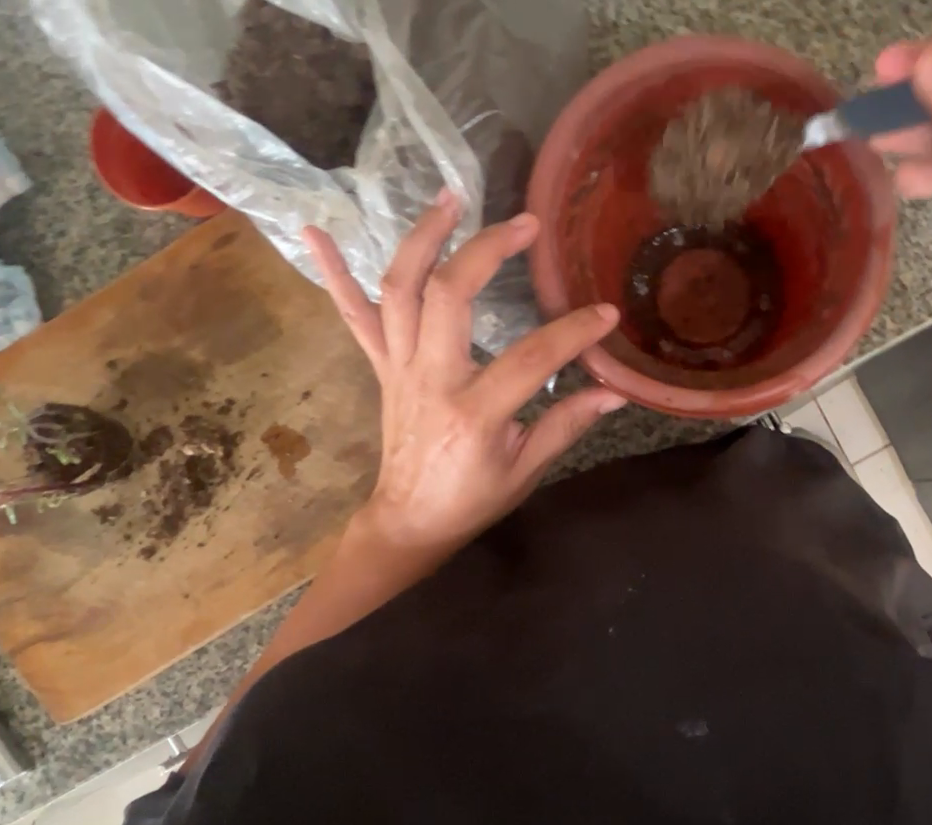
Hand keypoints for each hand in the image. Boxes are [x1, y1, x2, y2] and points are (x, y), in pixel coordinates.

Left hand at [304, 198, 624, 553]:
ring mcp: (398, 368)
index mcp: (474, 413)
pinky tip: (315, 232)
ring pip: (399, 289)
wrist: (410, 520)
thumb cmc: (472, 500)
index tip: (606, 312)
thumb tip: (615, 392)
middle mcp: (430, 379)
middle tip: (526, 224)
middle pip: (450, 296)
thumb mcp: (526, 470)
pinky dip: (332, 274)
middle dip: (488, 250)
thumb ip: (566, 425)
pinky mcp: (381, 367)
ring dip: (422, 237)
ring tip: (451, 198)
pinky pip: (352, 315)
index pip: (531, 358)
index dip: (573, 331)